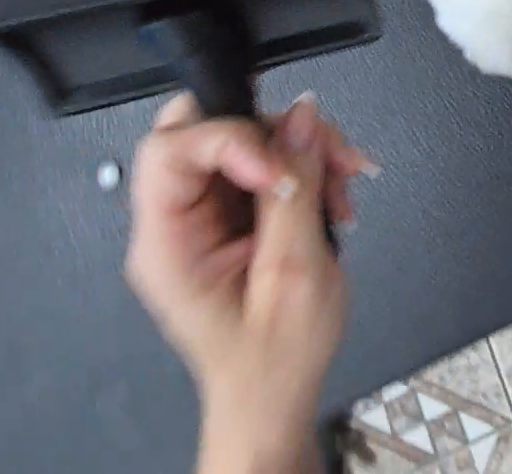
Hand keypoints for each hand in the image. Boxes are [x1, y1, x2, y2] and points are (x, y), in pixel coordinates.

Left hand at [125, 92, 374, 466]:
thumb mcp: (294, 273)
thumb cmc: (276, 357)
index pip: (173, 150)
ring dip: (309, 151)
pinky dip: (314, 166)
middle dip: (278, 132)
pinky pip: (273, 160)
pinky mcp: (239, 212)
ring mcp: (209, 215)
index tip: (286, 169)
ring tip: (344, 186)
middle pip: (210, 130)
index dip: (234, 140)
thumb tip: (301, 117)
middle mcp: (178, 222)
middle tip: (325, 153)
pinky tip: (338, 195)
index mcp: (167, 245)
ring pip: (252, 138)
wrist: (278, 394)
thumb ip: (296, 190)